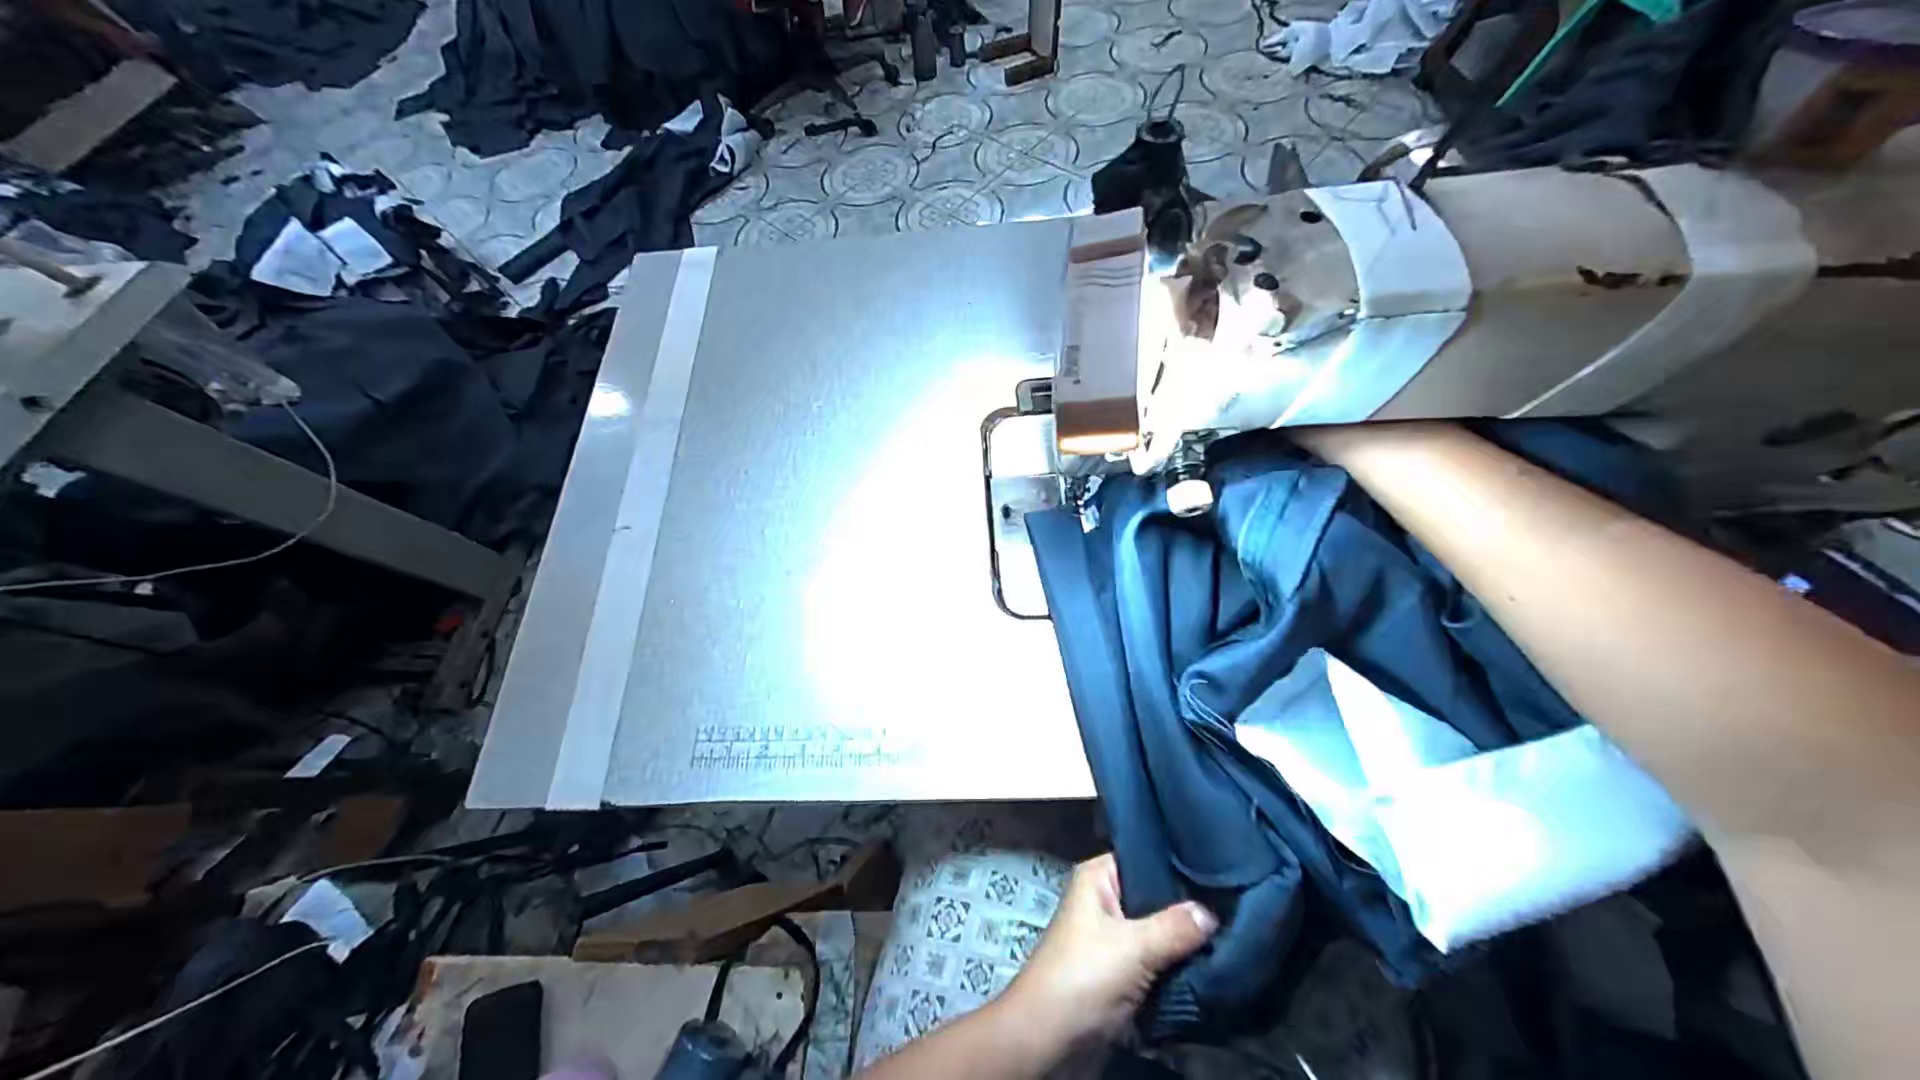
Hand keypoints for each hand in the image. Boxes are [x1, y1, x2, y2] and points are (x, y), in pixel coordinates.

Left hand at [998, 854, 1216, 1053]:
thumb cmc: (1083, 978)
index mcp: (1098, 879)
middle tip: (1235, 906)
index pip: (1144, 857)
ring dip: (1188, 941)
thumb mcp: (1132, 947)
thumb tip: (1212, 911)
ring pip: (1161, 931)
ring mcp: (1115, 939)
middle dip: (1190, 908)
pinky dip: (1180, 965)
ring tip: (1232, 935)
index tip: (1219, 867)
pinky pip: (1159, 961)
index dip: (1178, 863)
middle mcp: (1106, 901)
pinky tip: (1215, 962)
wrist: (1049, 1042)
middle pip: (1156, 896)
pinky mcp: (1124, 973)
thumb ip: (1175, 927)